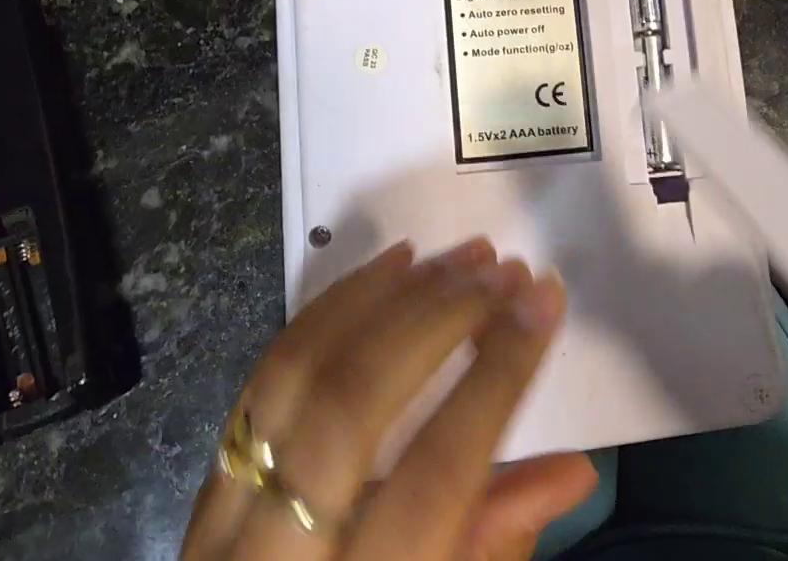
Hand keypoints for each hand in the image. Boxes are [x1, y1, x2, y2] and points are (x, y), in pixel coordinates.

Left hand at [180, 239, 596, 560]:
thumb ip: (496, 547)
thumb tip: (577, 468)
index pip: (437, 473)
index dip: (496, 377)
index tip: (543, 301)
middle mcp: (276, 554)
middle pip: (355, 402)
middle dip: (439, 318)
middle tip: (503, 270)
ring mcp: (226, 512)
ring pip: (302, 369)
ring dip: (389, 296)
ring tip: (458, 256)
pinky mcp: (210, 480)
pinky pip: (271, 370)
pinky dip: (334, 307)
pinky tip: (389, 267)